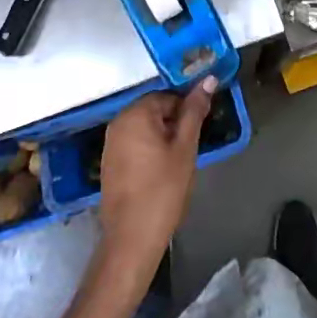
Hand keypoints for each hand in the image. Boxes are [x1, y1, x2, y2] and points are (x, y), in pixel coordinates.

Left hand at [97, 78, 216, 262]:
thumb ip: (195, 111)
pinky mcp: (108, 162)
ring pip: (144, 128)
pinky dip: (148, 150)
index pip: (168, 96)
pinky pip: (133, 143)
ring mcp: (110, 143)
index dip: (186, 111)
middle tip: (189, 149)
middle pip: (154, 110)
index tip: (198, 132)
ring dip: (161, 137)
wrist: (132, 238)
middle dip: (173, 124)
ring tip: (177, 161)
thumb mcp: (185, 148)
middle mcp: (118, 122)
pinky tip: (160, 171)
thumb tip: (208, 79)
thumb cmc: (163, 190)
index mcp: (135, 113)